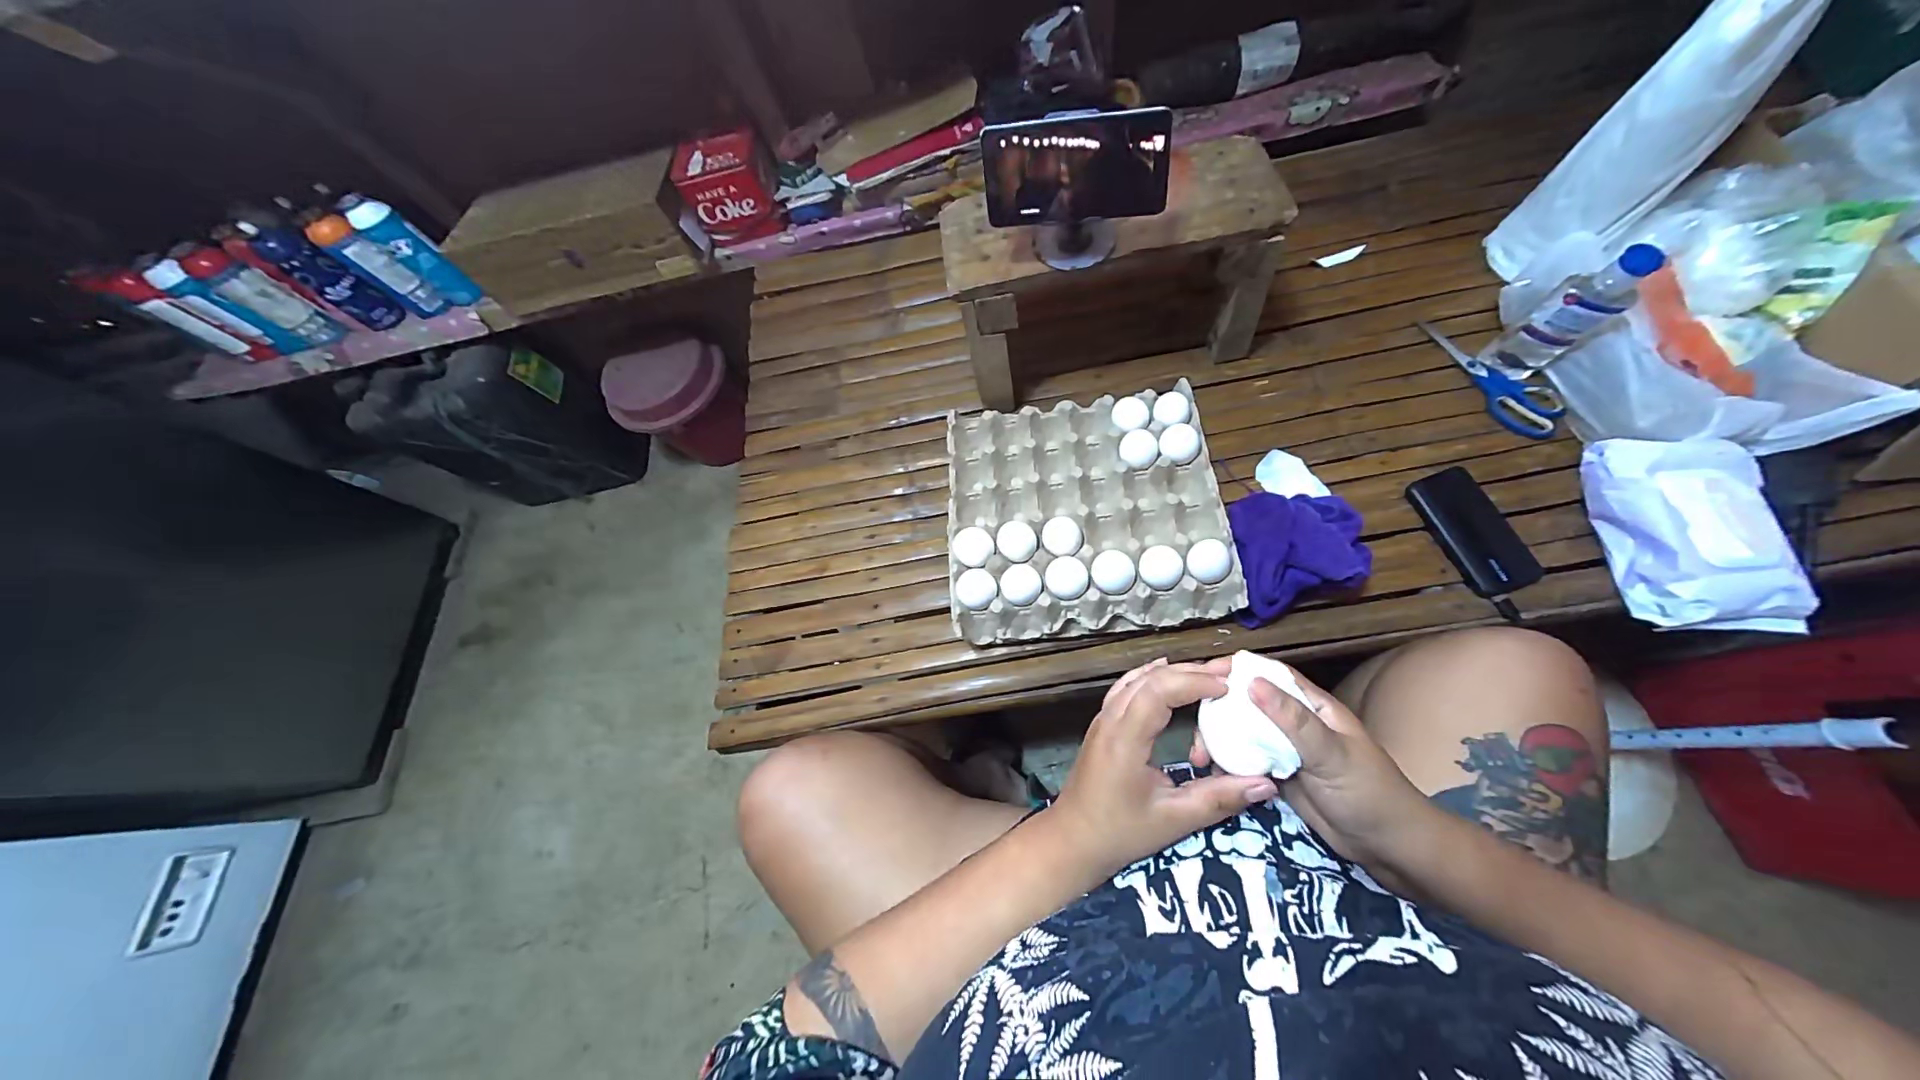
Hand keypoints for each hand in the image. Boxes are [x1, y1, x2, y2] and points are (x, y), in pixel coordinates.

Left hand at [1048, 658, 1280, 880]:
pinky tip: (1167, 675)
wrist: (1073, 839)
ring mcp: (1102, 720)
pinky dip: (1151, 678)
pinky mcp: (1102, 725)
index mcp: (1125, 739)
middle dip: (1190, 672)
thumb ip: (1219, 798)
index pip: (1158, 691)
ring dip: (1172, 672)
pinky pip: (1126, 688)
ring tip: (1208, 673)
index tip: (1227, 687)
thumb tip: (1266, 783)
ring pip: (1136, 680)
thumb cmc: (1120, 832)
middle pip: (1149, 680)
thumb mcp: (1174, 820)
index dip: (1194, 682)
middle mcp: (1110, 720)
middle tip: (1229, 672)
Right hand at [1189, 660, 1436, 878]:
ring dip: (1219, 738)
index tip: (1203, 673)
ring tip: (1198, 754)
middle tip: (1190, 718)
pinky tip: (1211, 771)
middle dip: (1219, 707)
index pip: (1271, 675)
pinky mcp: (1278, 776)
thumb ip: (1293, 720)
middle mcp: (1296, 723)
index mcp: (1313, 707)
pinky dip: (1228, 763)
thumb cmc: (1369, 794)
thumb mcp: (1331, 754)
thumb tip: (1252, 681)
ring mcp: (1286, 750)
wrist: (1389, 850)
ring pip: (1243, 733)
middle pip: (1249, 703)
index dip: (1238, 669)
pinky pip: (1246, 761)